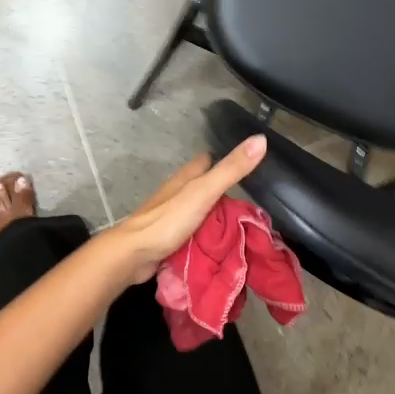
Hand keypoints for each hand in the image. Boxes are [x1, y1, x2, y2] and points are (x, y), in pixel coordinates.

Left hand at [101, 136, 267, 284]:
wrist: (134, 254)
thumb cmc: (169, 219)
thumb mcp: (205, 192)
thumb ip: (231, 170)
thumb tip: (260, 139)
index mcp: (186, 177)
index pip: (209, 160)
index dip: (227, 160)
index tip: (250, 168)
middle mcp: (178, 191)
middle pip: (205, 186)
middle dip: (225, 194)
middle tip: (253, 208)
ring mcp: (172, 215)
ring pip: (199, 210)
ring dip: (216, 217)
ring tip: (243, 229)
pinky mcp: (169, 236)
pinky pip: (193, 231)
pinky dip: (206, 235)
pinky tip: (220, 246)